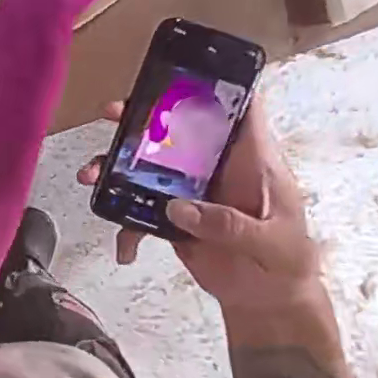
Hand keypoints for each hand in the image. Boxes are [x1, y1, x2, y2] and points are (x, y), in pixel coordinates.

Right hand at [78, 99, 323, 322]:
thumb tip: (178, 207)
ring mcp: (189, 190)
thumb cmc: (287, 265)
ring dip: (114, 168)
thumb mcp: (273, 244)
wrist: (266, 301)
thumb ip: (231, 225)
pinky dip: (124, 225)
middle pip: (175, 130)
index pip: (239, 110)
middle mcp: (215, 168)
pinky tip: (124, 248)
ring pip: (146, 166)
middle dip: (140, 118)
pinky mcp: (170, 215)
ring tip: (90, 178)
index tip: (178, 75)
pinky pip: (138, 210)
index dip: (214, 86)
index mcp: (250, 161)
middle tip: (112, 114)